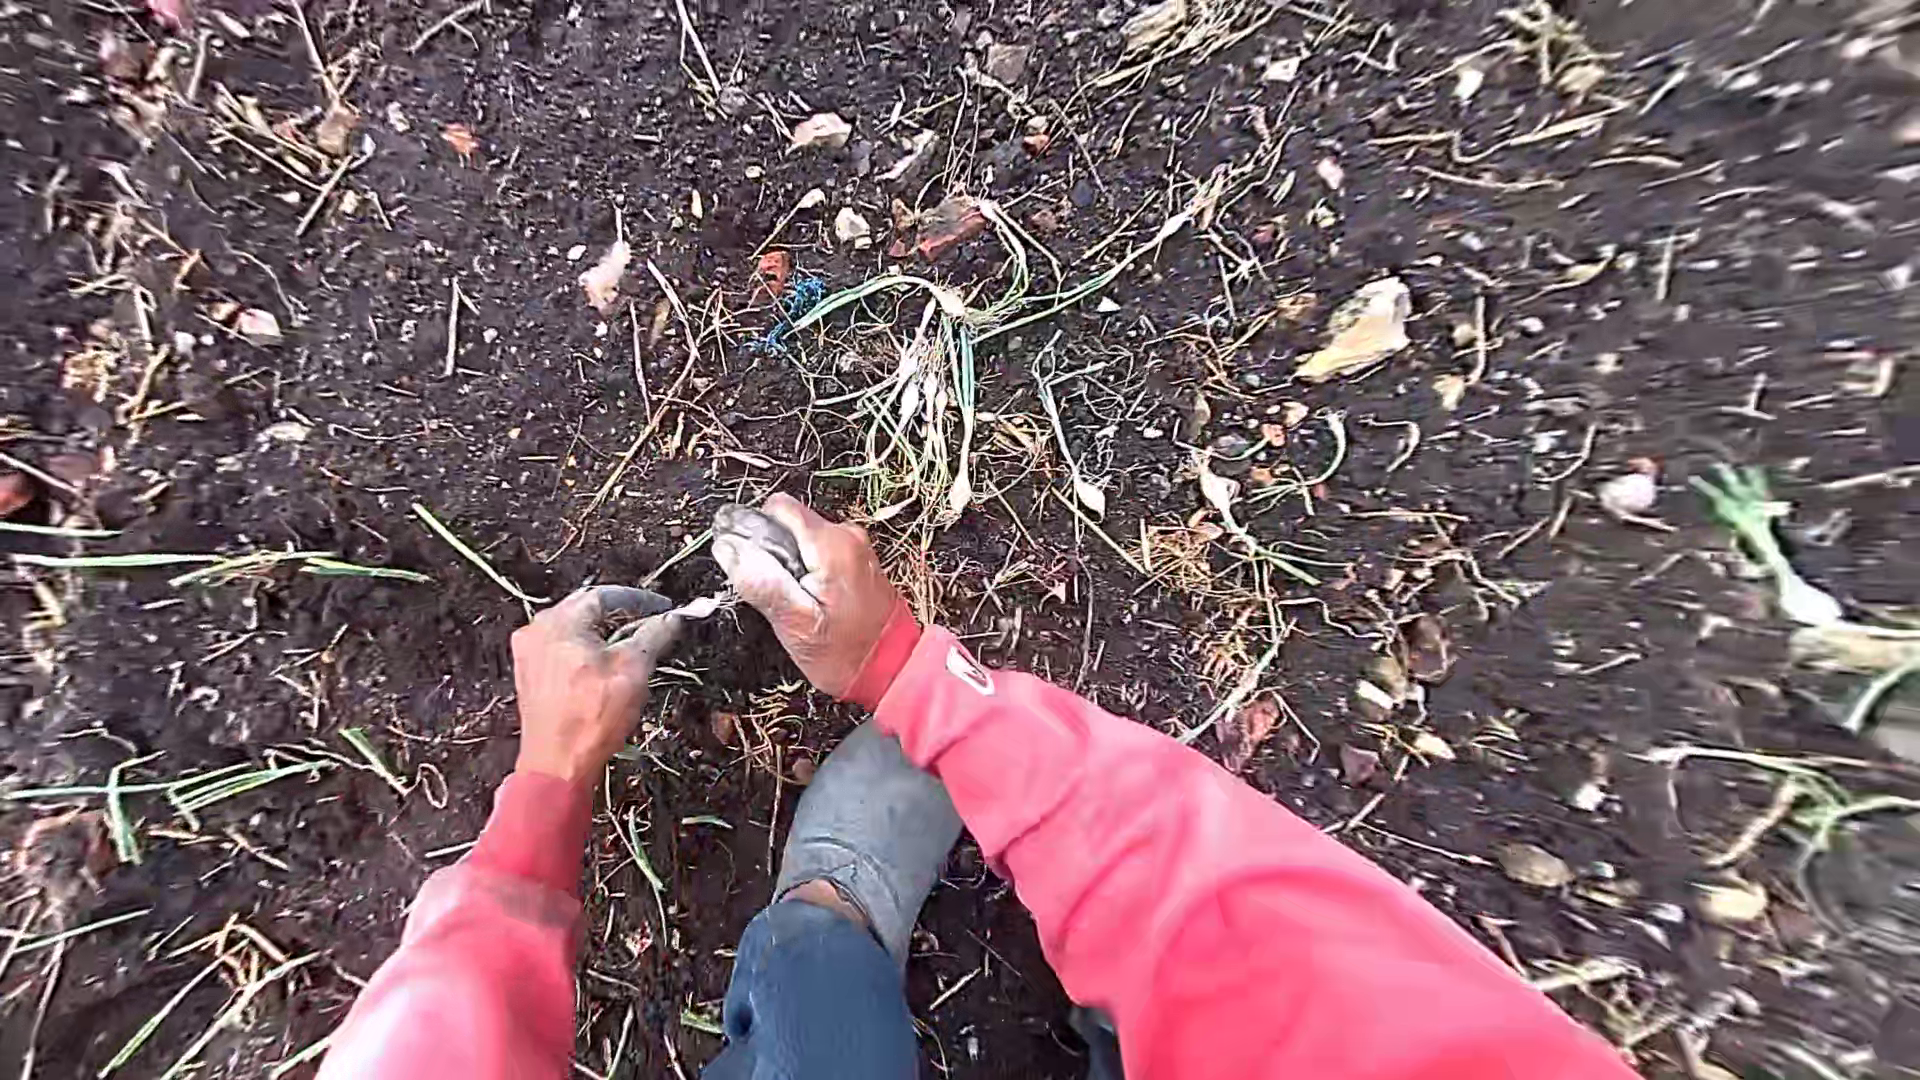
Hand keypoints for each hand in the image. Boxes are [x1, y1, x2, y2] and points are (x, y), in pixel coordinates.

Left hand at [510, 586, 682, 785]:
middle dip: (623, 611)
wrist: (558, 765)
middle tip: (653, 621)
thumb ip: (656, 633)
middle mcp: (537, 631)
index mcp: (558, 623)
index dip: (641, 599)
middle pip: (587, 607)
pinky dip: (589, 644)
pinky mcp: (531, 672)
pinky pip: (565, 644)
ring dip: (606, 629)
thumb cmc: (595, 715)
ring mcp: (529, 652)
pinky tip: (609, 660)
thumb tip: (676, 616)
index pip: (606, 595)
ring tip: (635, 641)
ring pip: (576, 626)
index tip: (665, 609)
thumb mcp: (635, 667)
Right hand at [712, 494, 912, 704]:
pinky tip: (817, 601)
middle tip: (782, 594)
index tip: (753, 565)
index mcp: (832, 544)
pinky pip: (822, 551)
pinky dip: (811, 570)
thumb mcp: (794, 623)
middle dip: (775, 552)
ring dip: (793, 564)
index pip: (778, 508)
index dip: (756, 530)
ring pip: (805, 538)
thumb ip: (761, 581)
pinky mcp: (861, 561)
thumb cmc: (844, 652)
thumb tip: (728, 546)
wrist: (893, 668)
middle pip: (792, 523)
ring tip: (801, 603)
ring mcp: (858, 547)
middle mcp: (848, 535)